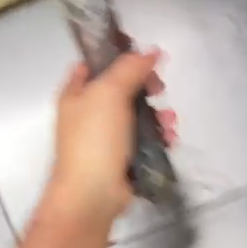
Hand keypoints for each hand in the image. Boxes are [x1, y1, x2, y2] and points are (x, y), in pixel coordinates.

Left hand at [48, 49, 164, 224]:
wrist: (92, 195)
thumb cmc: (95, 140)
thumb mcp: (110, 93)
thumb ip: (130, 68)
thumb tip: (152, 52)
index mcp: (75, 93)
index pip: (95, 63)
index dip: (118, 55)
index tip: (143, 56)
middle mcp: (88, 114)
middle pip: (122, 89)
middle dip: (146, 88)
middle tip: (160, 90)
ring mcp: (104, 139)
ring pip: (137, 116)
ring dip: (158, 115)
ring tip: (170, 122)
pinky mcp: (121, 160)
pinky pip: (143, 141)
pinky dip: (158, 138)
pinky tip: (170, 140)